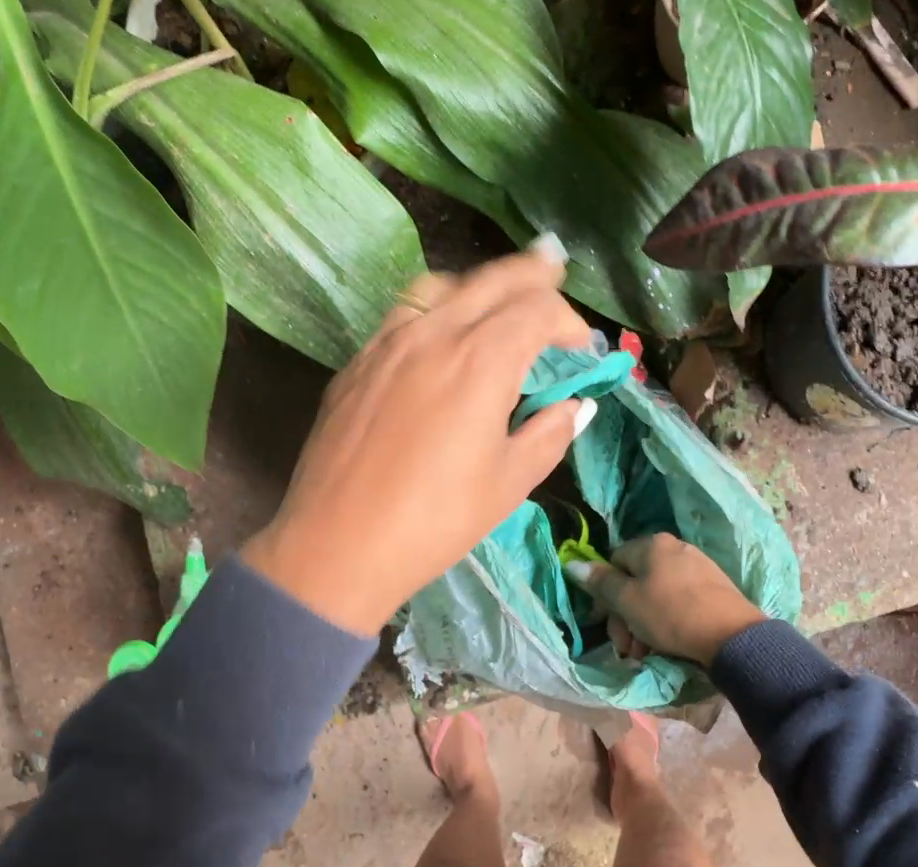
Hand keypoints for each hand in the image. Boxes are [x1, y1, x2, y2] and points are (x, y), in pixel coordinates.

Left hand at [240, 237, 594, 634]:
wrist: (339, 545)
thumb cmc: (435, 521)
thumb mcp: (508, 484)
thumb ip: (549, 435)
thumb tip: (574, 407)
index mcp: (481, 360)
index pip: (536, 310)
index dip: (568, 322)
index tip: (579, 349)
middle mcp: (433, 335)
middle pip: (491, 281)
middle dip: (530, 274)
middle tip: (552, 270)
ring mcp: (386, 345)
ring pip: (438, 288)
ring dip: (475, 286)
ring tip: (491, 302)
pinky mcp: (354, 366)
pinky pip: (400, 318)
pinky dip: (432, 313)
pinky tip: (435, 343)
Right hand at [566, 534, 765, 665]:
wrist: (731, 636)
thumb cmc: (670, 614)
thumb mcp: (627, 601)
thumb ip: (600, 582)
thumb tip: (572, 563)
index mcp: (651, 544)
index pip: (614, 562)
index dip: (604, 593)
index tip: (604, 622)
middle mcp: (674, 548)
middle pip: (635, 581)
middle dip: (624, 617)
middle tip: (625, 647)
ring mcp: (697, 567)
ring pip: (655, 595)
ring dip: (642, 625)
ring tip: (644, 653)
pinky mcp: (713, 588)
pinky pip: (678, 601)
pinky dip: (666, 622)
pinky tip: (666, 645)